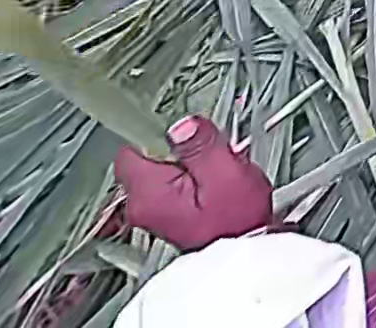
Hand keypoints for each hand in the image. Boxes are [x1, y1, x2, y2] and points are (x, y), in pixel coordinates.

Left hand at [115, 115, 273, 251]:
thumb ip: (202, 146)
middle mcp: (142, 203)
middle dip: (180, 143)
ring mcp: (152, 208)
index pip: (132, 147)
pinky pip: (170, 175)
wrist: (243, 250)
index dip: (160, 129)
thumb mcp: (227, 174)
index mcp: (150, 193)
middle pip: (147, 152)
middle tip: (210, 148)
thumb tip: (181, 124)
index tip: (185, 126)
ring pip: (161, 162)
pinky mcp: (165, 208)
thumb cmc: (236, 221)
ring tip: (216, 163)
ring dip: (188, 155)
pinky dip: (190, 168)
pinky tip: (213, 174)